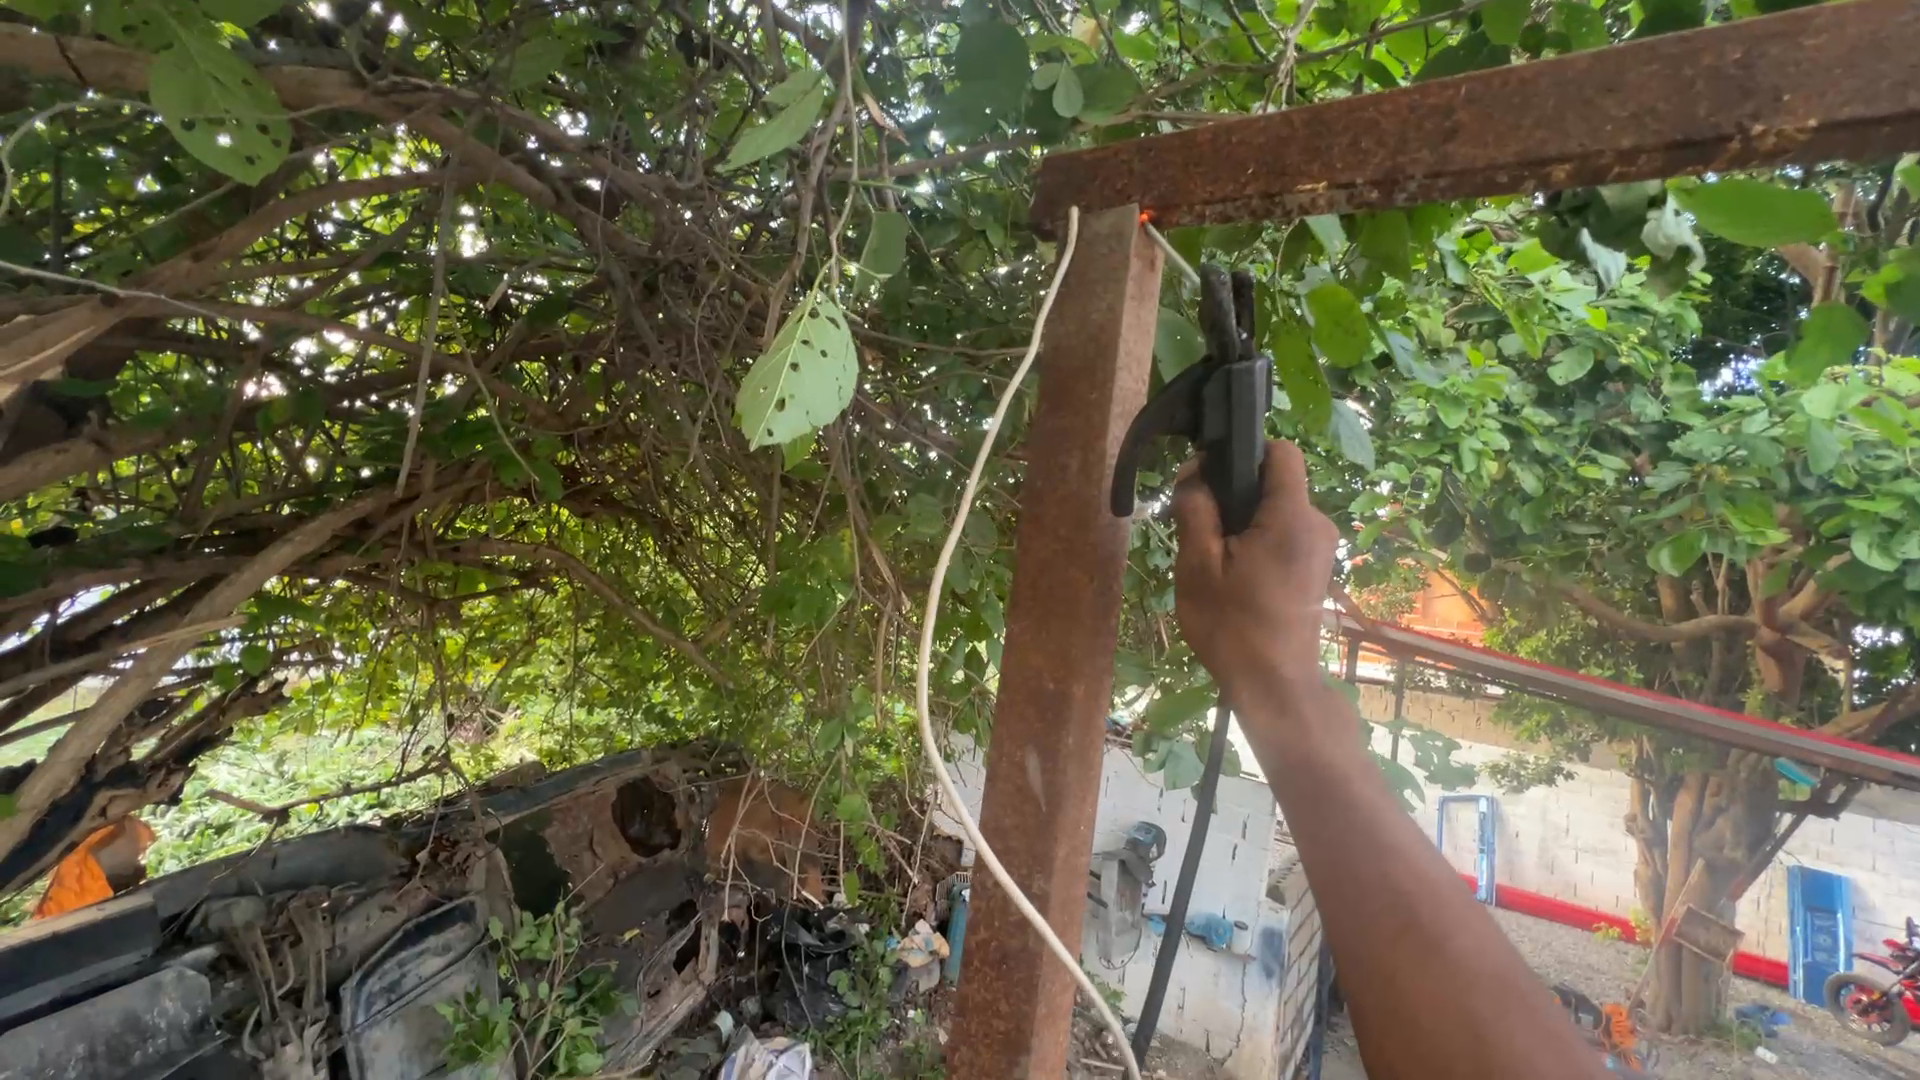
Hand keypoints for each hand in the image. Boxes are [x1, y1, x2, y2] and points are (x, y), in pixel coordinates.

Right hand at [1171, 440, 1338, 703]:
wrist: (1273, 684)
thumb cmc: (1232, 626)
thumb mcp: (1198, 566)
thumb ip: (1196, 510)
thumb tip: (1194, 471)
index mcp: (1291, 517)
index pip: (1281, 452)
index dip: (1244, 453)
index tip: (1209, 478)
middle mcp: (1316, 524)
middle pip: (1274, 482)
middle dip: (1235, 494)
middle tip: (1199, 530)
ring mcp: (1320, 547)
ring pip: (1275, 510)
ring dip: (1242, 522)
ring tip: (1213, 560)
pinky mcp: (1315, 567)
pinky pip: (1283, 533)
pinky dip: (1256, 541)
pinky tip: (1233, 574)